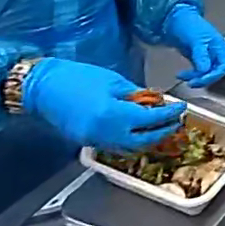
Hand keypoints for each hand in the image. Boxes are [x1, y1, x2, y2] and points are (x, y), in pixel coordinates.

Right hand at [22, 58, 184, 149]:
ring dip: (148, 139)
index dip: (168, 114)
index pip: (150, 120)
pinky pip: (115, 146)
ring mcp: (93, 141)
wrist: (43, 86)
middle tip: (176, 120)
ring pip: (129, 147)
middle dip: (162, 132)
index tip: (181, 107)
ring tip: (162, 126)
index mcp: (113, 115)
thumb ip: (136, 95)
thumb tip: (155, 102)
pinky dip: (132, 141)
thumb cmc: (78, 78)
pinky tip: (140, 130)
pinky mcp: (86, 142)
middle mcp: (104, 133)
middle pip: (142, 140)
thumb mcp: (114, 81)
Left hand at [161, 5, 224, 85]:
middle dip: (204, 78)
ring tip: (182, 76)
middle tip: (191, 83)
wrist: (174, 19)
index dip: (214, 75)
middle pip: (215, 71)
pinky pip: (198, 71)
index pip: (223, 66)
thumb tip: (205, 71)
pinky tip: (182, 74)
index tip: (201, 80)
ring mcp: (206, 55)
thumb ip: (201, 56)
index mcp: (220, 47)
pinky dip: (191, 75)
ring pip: (206, 73)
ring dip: (196, 77)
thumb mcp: (196, 40)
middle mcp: (215, 52)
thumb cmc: (188, 25)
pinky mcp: (197, 58)